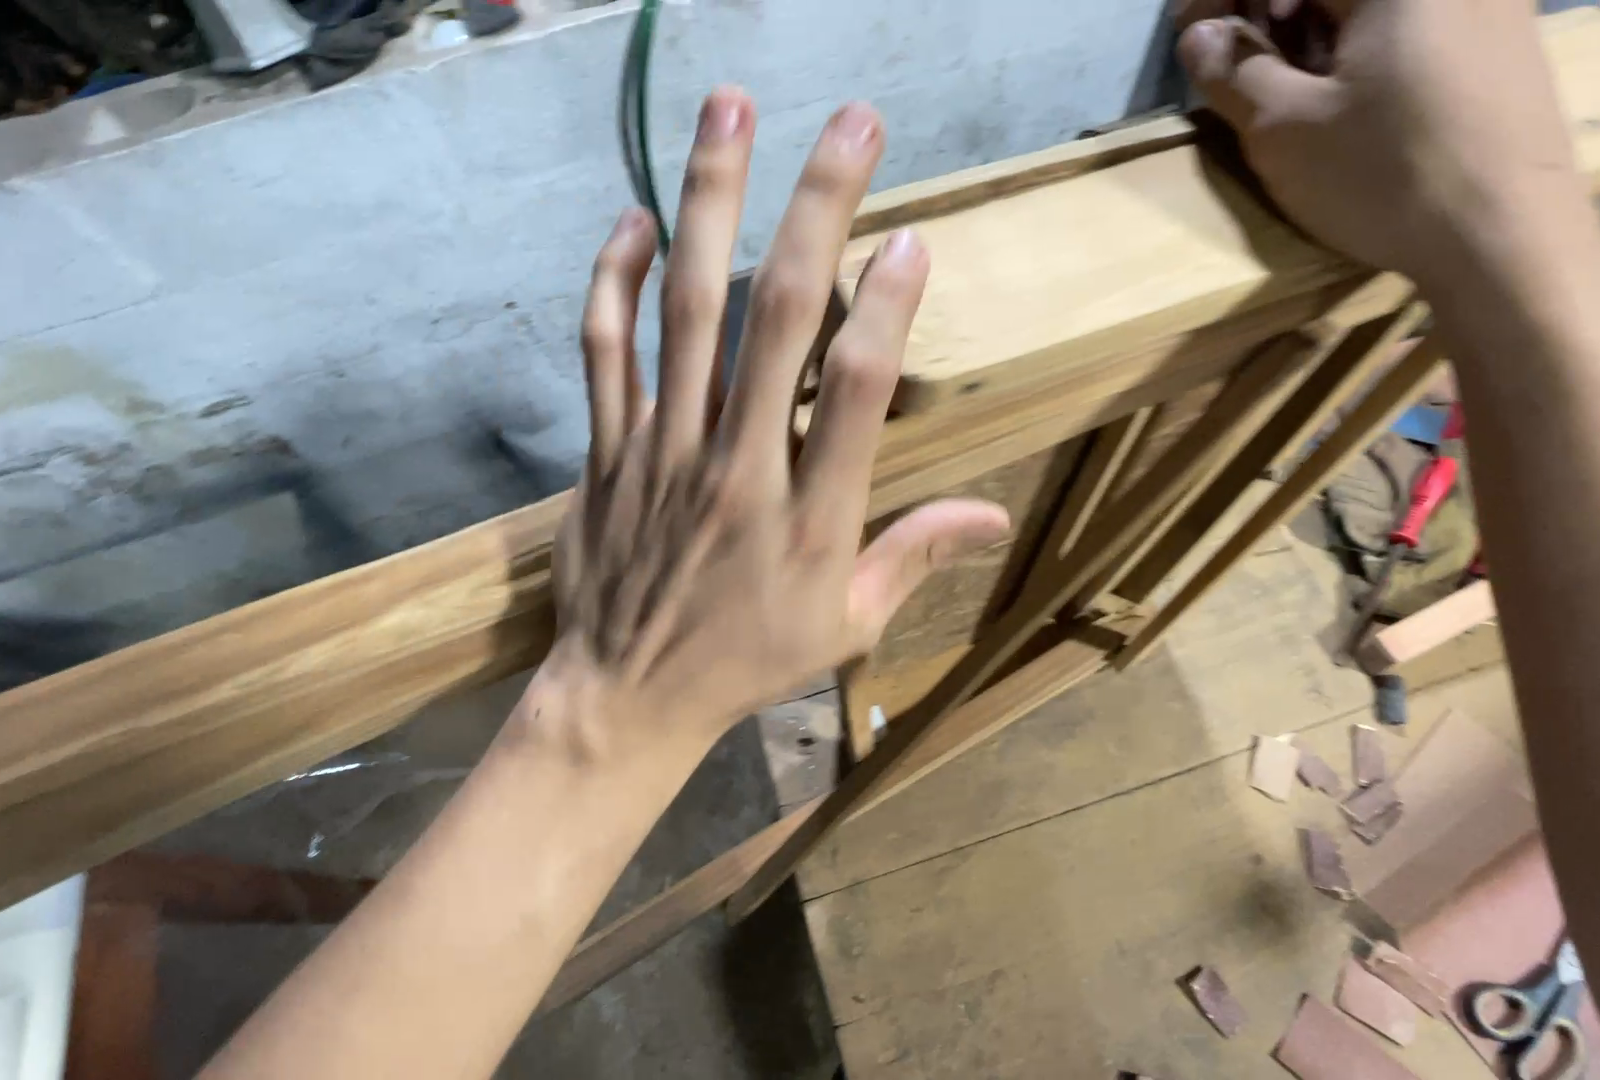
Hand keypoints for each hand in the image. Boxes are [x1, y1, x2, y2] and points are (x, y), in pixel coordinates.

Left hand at [533, 88, 1010, 754]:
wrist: (627, 699)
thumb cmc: (748, 663)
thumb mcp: (846, 627)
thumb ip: (914, 555)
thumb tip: (995, 515)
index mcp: (809, 518)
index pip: (856, 391)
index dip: (887, 307)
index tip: (912, 237)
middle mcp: (737, 466)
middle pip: (775, 319)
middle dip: (818, 209)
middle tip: (853, 121)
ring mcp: (662, 451)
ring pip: (686, 311)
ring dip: (712, 204)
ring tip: (732, 111)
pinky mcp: (607, 451)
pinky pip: (604, 352)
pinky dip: (613, 281)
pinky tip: (636, 220)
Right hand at [1175, 0, 1589, 288]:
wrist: (1505, 235)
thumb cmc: (1383, 175)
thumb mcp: (1284, 130)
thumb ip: (1235, 72)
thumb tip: (1199, 33)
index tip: (1185, 29)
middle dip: (1268, 5)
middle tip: (1227, 54)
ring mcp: (1486, 1)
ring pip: (1372, 3)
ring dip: (1310, 25)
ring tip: (1276, 77)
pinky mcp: (1499, 39)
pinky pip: (1411, 19)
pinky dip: (1357, 39)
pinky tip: (1337, 86)